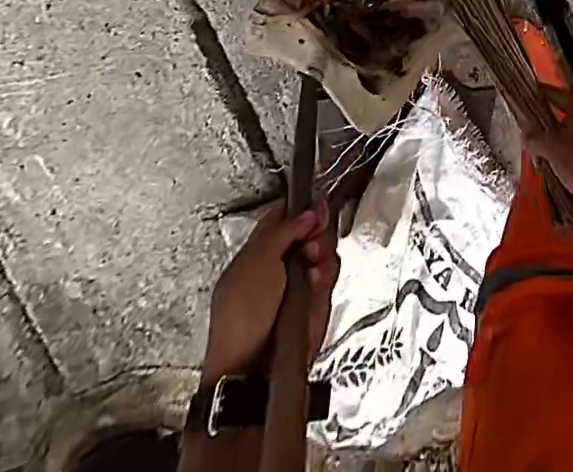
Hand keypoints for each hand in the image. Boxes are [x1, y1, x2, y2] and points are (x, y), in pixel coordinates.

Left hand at [202, 202, 339, 377]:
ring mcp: (299, 282)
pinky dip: (326, 275)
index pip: (283, 218)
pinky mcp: (316, 301)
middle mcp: (280, 263)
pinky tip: (316, 281)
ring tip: (312, 264)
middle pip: (310, 231)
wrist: (255, 368)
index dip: (300, 209)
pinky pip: (330, 276)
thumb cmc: (242, 315)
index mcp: (257, 251)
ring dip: (322, 253)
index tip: (314, 204)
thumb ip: (283, 231)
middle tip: (311, 240)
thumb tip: (307, 212)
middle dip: (316, 231)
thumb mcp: (256, 262)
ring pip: (324, 251)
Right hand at [525, 86, 572, 210]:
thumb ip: (536, 139)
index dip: (535, 96)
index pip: (552, 94)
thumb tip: (527, 134)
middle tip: (533, 144)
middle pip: (564, 117)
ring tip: (550, 164)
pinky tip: (571, 174)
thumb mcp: (553, 150)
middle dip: (549, 131)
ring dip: (563, 147)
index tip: (523, 100)